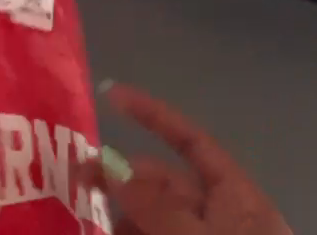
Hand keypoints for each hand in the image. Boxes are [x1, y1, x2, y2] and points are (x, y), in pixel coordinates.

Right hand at [87, 82, 290, 234]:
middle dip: (122, 181)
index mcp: (238, 199)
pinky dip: (128, 233)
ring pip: (153, 220)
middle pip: (164, 185)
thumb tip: (109, 164)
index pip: (191, 140)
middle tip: (77, 182)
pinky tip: (104, 233)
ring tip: (91, 222)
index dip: (152, 115)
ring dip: (121, 218)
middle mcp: (223, 219)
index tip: (110, 95)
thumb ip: (155, 204)